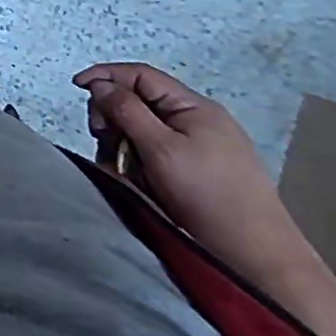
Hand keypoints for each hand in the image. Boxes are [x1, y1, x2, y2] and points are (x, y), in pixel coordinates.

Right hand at [74, 63, 320, 282]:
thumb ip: (126, 110)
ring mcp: (199, 147)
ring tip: (123, 171)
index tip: (77, 87)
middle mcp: (196, 121)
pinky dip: (138, 163)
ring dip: (123, 145)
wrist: (258, 260)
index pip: (140, 75)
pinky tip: (138, 183)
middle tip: (102, 139)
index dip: (106, 75)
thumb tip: (100, 84)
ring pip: (142, 130)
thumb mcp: (160, 149)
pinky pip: (154, 153)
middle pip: (138, 101)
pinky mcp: (196, 172)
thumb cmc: (209, 197)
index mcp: (194, 107)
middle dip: (113, 116)